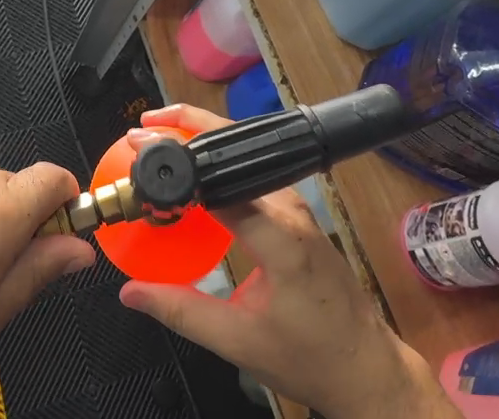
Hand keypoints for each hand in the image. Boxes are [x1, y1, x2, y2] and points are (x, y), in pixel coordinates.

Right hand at [119, 105, 455, 418]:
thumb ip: (180, 311)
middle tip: (141, 132)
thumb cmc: (311, 358)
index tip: (139, 149)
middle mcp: (290, 208)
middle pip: (233, 150)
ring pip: (243, 156)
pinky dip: (217, 166)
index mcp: (279, 234)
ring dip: (201, 142)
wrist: (367, 369)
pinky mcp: (296, 212)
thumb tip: (130, 293)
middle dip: (186, 128)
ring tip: (159, 140)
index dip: (177, 160)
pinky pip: (251, 175)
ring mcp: (296, 206)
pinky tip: (190, 176)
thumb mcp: (237, 341)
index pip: (219, 181)